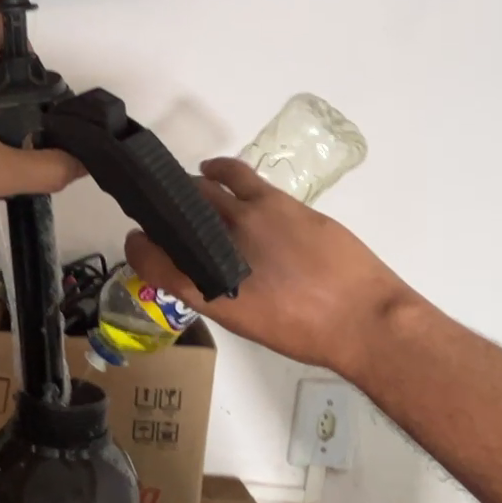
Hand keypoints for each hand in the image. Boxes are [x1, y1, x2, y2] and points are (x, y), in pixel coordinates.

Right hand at [124, 159, 422, 380]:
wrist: (364, 319)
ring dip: (190, 184)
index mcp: (208, 285)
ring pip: (206, 188)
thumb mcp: (245, 320)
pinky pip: (240, 179)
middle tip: (164, 215)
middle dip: (163, 211)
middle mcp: (221, 246)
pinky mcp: (280, 202)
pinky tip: (218, 172)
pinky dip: (222, 172)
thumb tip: (195, 266)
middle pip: (176, 214)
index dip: (139, 248)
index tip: (137, 241)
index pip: (154, 258)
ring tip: (188, 181)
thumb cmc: (304, 330)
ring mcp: (251, 218)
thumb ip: (212, 290)